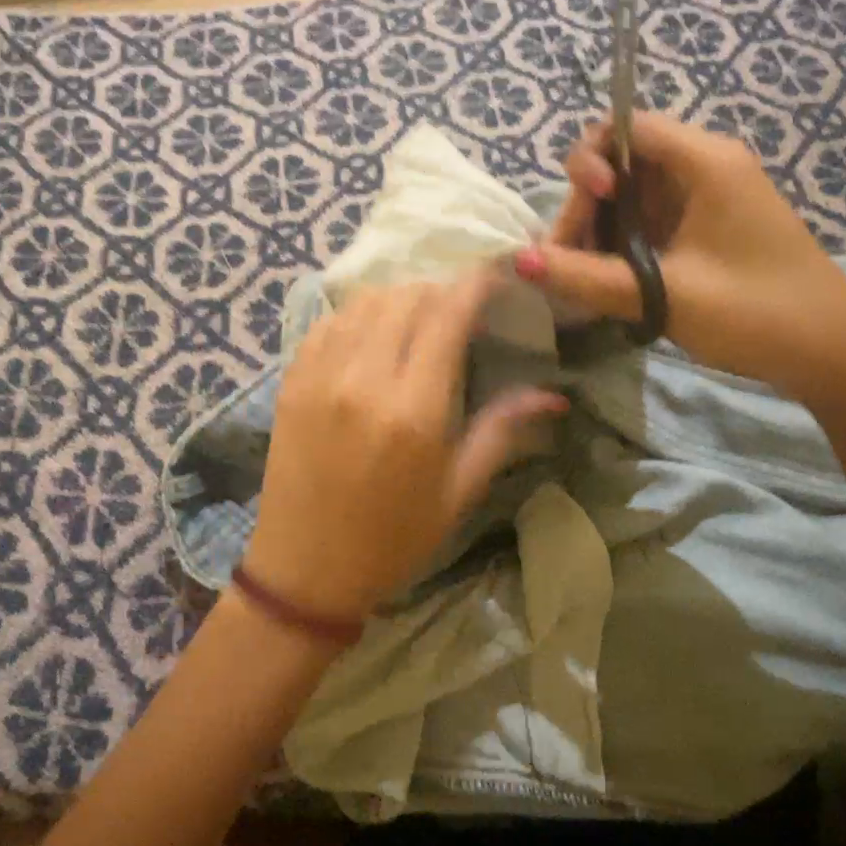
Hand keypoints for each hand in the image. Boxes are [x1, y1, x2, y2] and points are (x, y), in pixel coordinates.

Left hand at [242, 273, 567, 622]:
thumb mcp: (458, 491)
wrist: (306, 570)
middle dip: (441, 290)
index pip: (447, 314)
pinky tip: (372, 333)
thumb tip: (554, 394)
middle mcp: (363, 379)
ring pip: (364, 301)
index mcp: (414, 409)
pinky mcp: (291, 380)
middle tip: (461, 308)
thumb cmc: (393, 539)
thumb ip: (502, 430)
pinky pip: (328, 322)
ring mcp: (320, 375)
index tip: (496, 275)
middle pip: (406, 296)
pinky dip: (357, 314)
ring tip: (419, 318)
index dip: (476, 284)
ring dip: (399, 297)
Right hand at [516, 111, 845, 400]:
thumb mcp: (664, 296)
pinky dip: (621, 247)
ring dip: (599, 232)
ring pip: (630, 197)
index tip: (588, 207)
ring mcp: (706, 199)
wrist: (833, 356)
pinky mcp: (706, 229)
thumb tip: (516, 261)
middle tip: (567, 263)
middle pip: (621, 162)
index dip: (590, 159)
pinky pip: (648, 222)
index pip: (626, 126)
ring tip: (584, 282)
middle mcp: (704, 168)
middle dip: (586, 207)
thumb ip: (586, 277)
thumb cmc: (757, 315)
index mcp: (705, 162)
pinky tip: (609, 283)